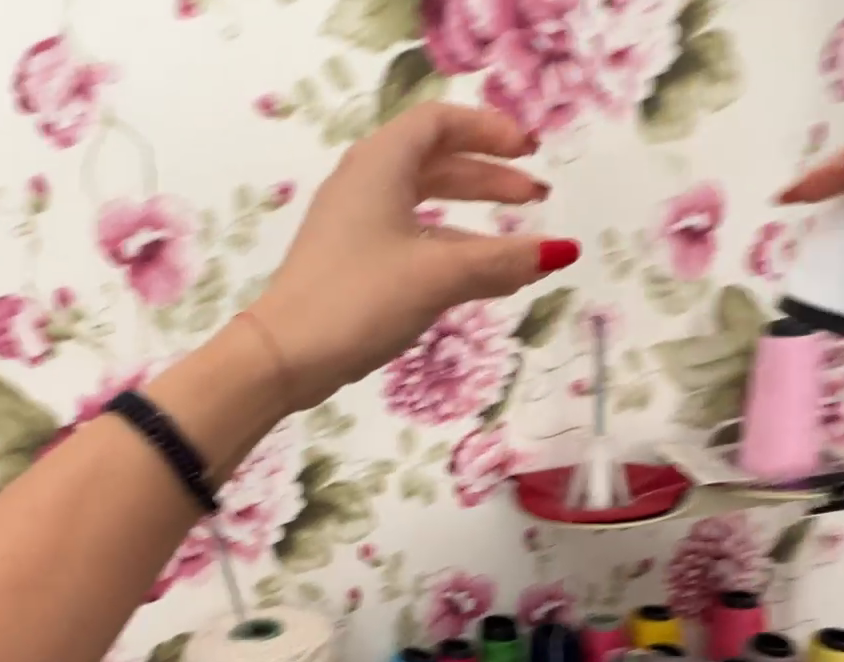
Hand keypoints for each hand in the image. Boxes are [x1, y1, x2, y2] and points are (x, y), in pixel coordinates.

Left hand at [247, 103, 578, 411]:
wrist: (285, 355)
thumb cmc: (360, 299)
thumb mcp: (438, 276)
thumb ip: (501, 261)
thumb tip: (559, 253)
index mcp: (380, 164)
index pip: (441, 123)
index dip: (490, 131)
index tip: (531, 151)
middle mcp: (362, 184)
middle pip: (435, 163)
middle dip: (489, 179)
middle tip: (534, 199)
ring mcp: (350, 226)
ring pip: (421, 208)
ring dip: (469, 220)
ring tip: (512, 247)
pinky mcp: (346, 263)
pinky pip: (405, 241)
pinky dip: (442, 250)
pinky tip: (468, 279)